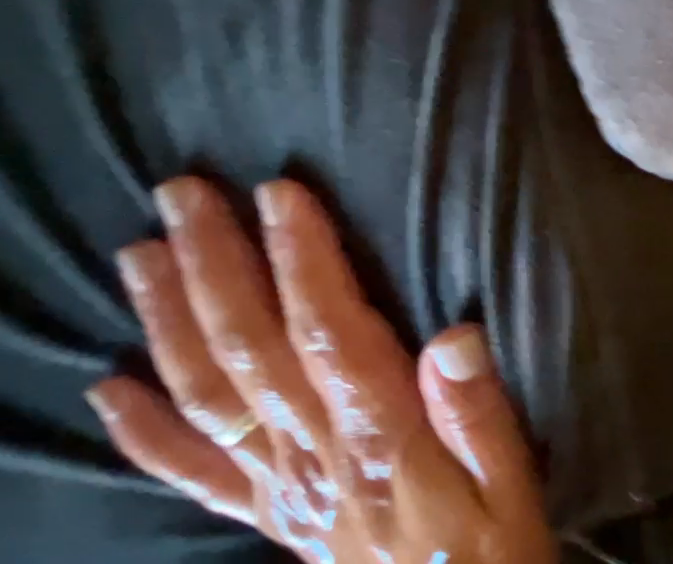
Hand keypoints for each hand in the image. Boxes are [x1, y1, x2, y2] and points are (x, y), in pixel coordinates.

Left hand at [87, 176, 554, 563]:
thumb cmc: (491, 541)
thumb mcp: (511, 477)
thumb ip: (479, 408)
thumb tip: (455, 331)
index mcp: (380, 435)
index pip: (327, 332)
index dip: (302, 260)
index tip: (280, 195)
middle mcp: (313, 454)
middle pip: (249, 351)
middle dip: (214, 266)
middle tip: (183, 195)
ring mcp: (279, 486)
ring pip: (207, 394)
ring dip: (168, 320)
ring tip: (142, 252)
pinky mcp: (269, 512)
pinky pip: (192, 471)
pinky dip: (142, 429)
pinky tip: (109, 385)